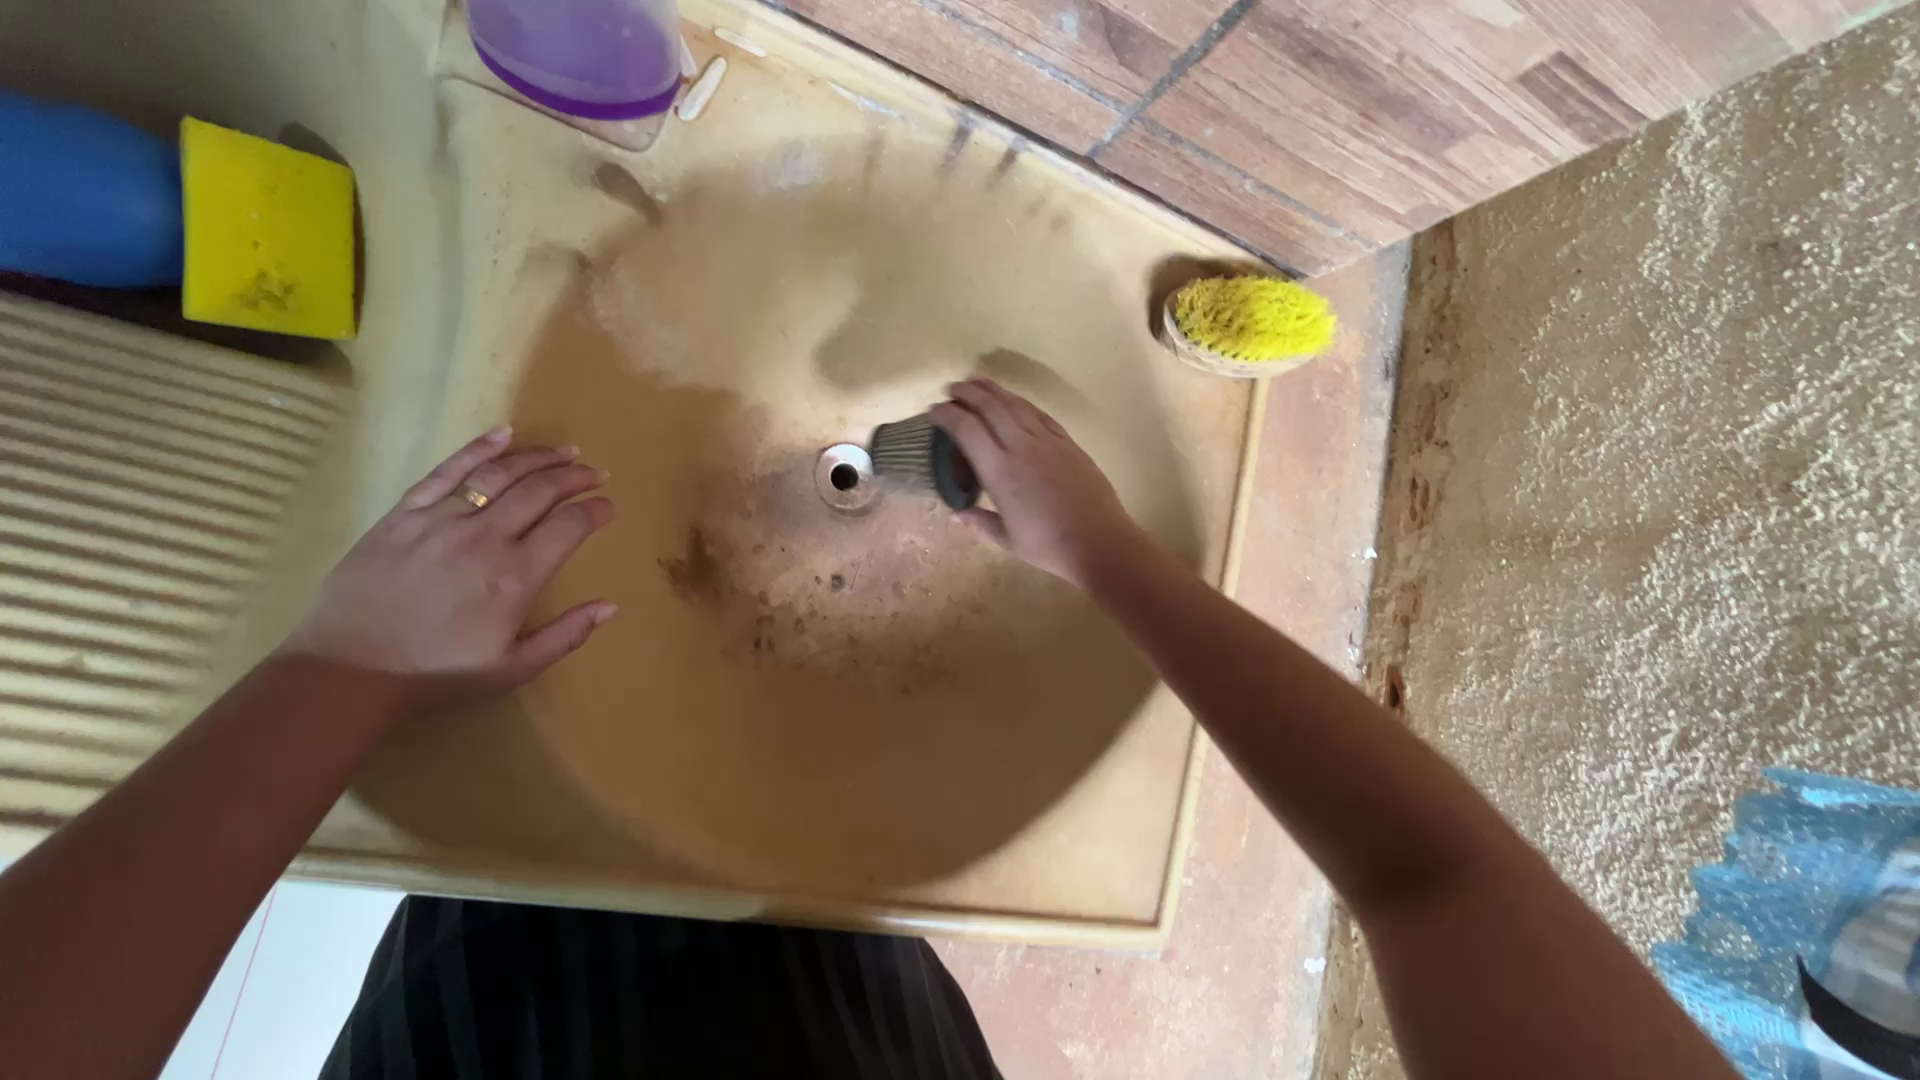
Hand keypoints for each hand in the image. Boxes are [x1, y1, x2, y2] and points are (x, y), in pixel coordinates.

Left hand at [279, 427, 616, 703]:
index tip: (609, 506)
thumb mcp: (514, 667)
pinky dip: (478, 449)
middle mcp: (484, 538)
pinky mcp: (404, 514)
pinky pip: (447, 471)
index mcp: (516, 576)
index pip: (570, 526)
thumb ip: (566, 635)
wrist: (348, 670)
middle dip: (576, 477)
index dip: (597, 510)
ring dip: (538, 458)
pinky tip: (504, 434)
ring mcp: (441, 520)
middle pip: (540, 490)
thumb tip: (610, 605)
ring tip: (564, 452)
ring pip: (499, 474)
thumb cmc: (437, 673)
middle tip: (596, 473)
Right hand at [929, 378, 1146, 586]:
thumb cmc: (1049, 546)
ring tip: (978, 383)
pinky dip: (1022, 403)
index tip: (934, 411)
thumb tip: (959, 513)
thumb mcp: (1008, 540)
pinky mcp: (1068, 443)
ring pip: (1016, 405)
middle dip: (968, 393)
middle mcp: (1021, 448)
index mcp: (1000, 472)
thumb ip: (981, 523)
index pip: (967, 429)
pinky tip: (1014, 401)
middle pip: (990, 407)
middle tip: (952, 389)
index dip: (947, 414)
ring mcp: (1048, 442)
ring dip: (993, 390)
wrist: (1099, 541)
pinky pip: (1040, 415)